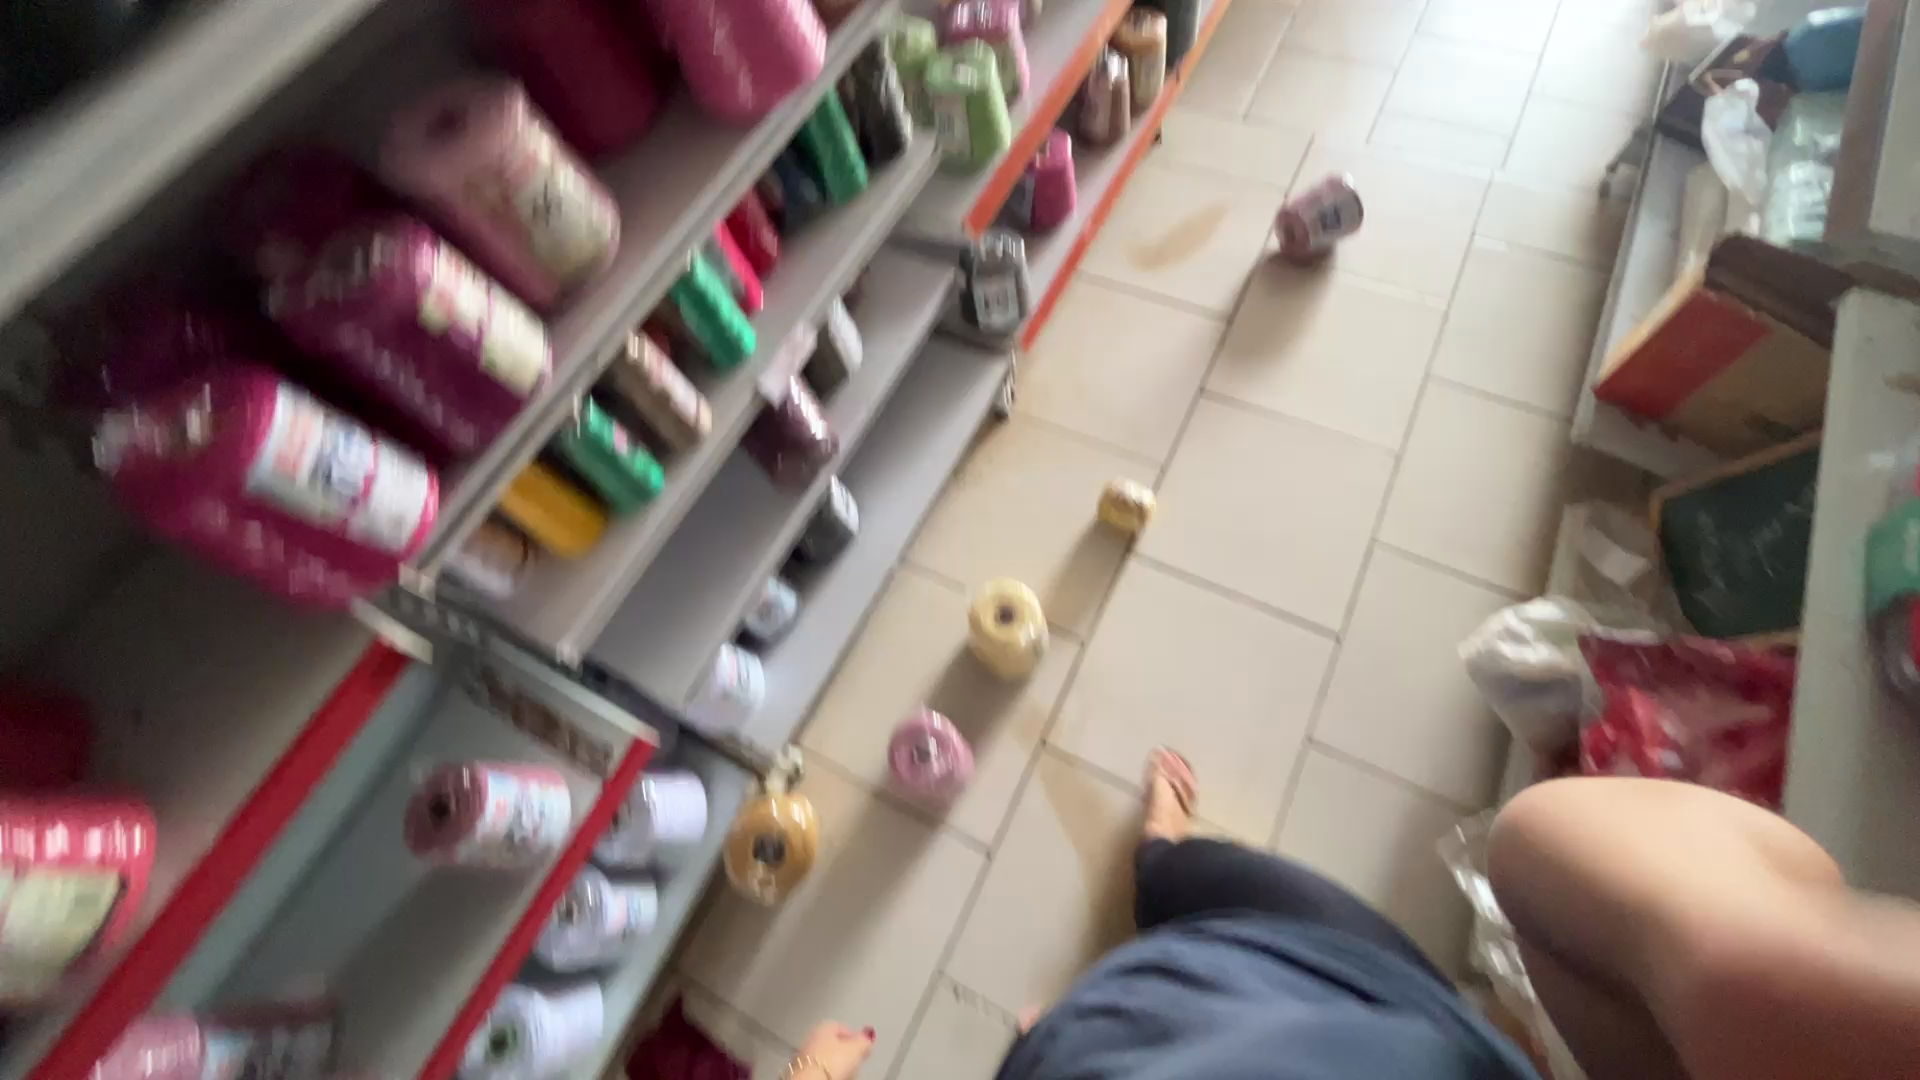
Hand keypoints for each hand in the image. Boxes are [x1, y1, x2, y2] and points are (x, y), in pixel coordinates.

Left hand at [794, 1021, 875, 1079]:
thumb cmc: (831, 1062)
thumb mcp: (856, 1049)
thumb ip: (865, 1040)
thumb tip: (869, 1036)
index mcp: (825, 1024)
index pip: (844, 1028)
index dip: (855, 1039)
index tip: (863, 1049)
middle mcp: (812, 1035)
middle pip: (833, 1042)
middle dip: (844, 1052)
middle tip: (854, 1062)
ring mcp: (805, 1054)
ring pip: (825, 1057)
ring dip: (835, 1063)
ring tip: (844, 1073)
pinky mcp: (800, 1071)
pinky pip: (818, 1069)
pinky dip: (825, 1072)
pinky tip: (832, 1077)